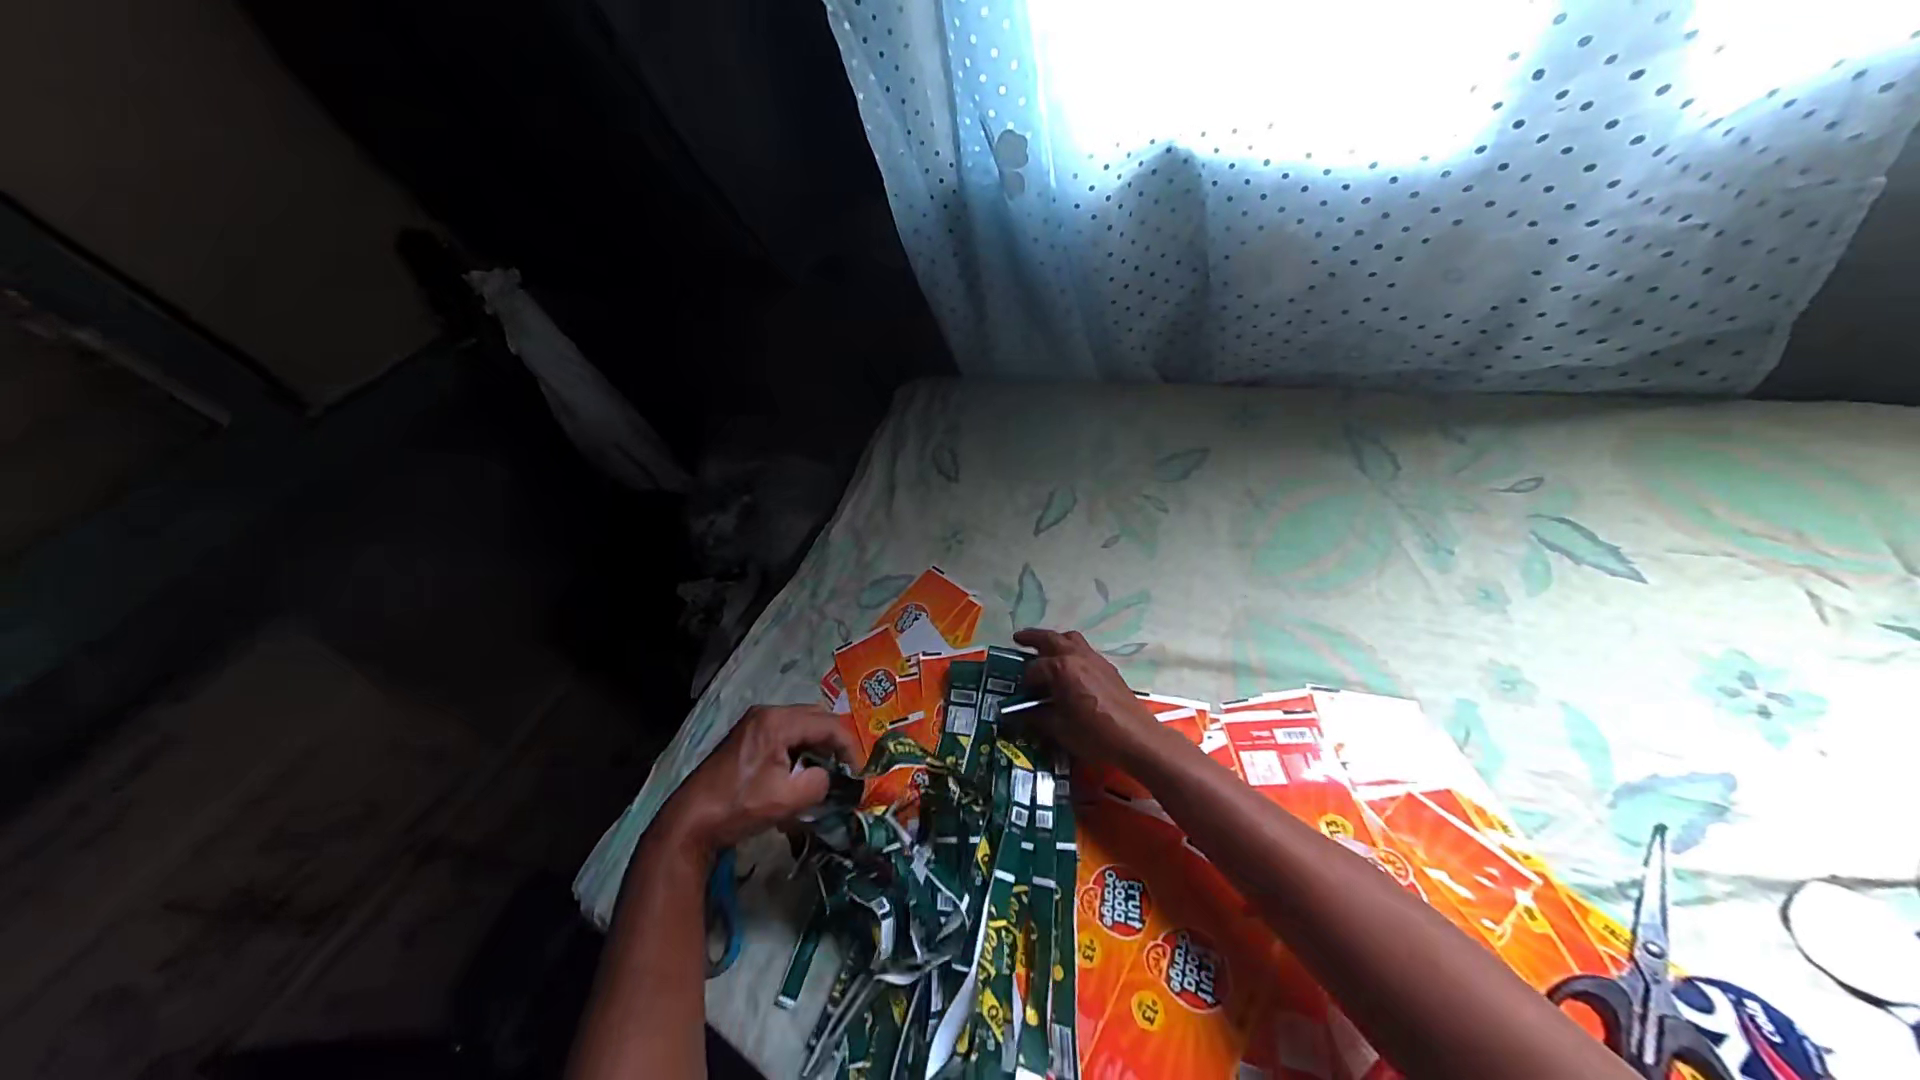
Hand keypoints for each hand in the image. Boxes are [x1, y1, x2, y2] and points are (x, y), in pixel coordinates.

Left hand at [654, 705, 863, 854]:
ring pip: (801, 726)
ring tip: (827, 773)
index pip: (828, 724)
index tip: (859, 772)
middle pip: (815, 718)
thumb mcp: (787, 799)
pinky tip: (801, 773)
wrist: (690, 822)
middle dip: (835, 743)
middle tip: (846, 770)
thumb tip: (826, 778)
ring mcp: (754, 724)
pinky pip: (785, 734)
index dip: (849, 747)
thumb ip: (819, 782)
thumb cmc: (739, 807)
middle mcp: (767, 714)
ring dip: (817, 746)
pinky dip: (800, 749)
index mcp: (777, 722)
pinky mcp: (747, 738)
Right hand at [1014, 628, 1169, 768]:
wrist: (1135, 738)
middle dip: (1032, 637)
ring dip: (1055, 640)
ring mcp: (1094, 659)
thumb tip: (1020, 713)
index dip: (1025, 682)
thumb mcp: (1058, 729)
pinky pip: (1084, 650)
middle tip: (1018, 638)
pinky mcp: (1107, 667)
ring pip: (1070, 639)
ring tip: (1044, 647)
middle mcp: (1076, 656)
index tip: (1021, 694)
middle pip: (1050, 639)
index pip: (1033, 669)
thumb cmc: (1094, 734)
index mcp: (1061, 669)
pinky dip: (1072, 650)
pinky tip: (1069, 667)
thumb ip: (1036, 716)